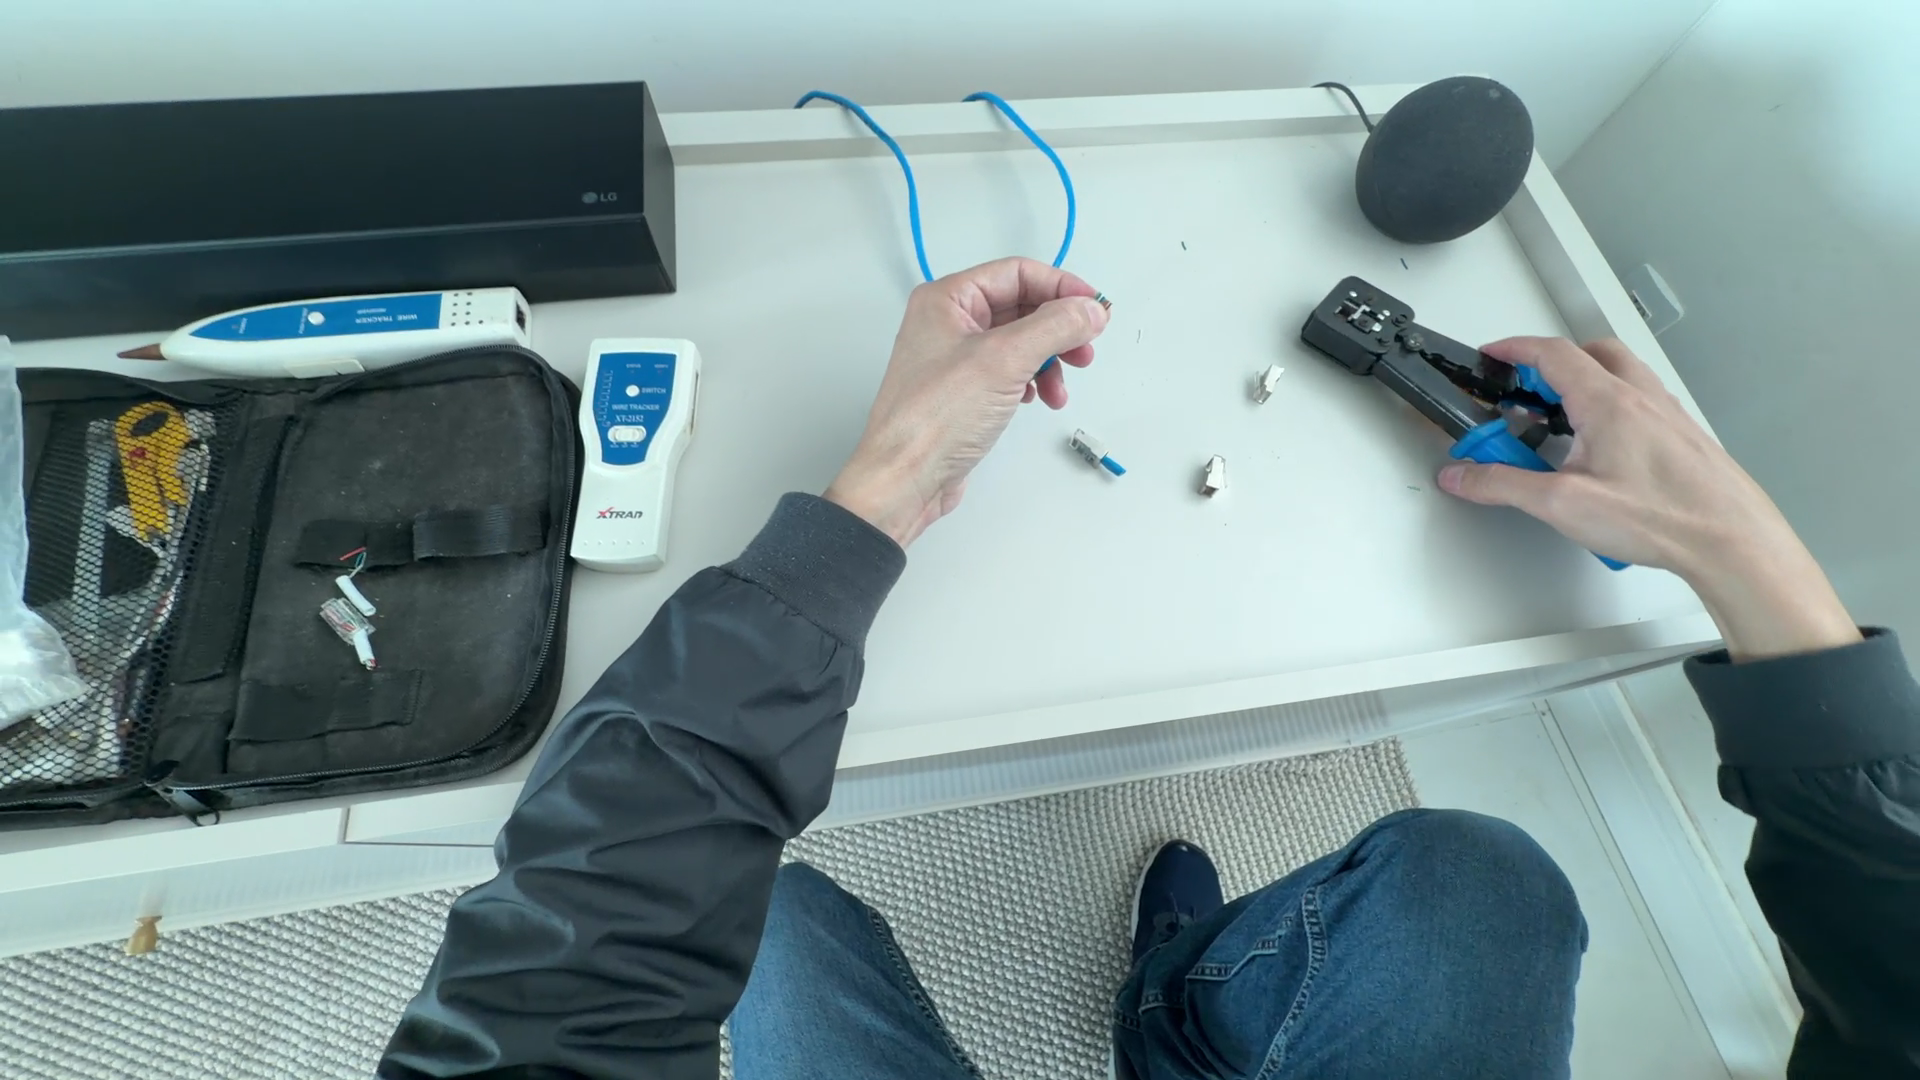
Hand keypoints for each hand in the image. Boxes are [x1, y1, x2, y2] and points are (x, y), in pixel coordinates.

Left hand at [825, 257, 1109, 547]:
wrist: (906, 479)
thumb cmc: (934, 419)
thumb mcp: (1004, 360)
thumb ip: (1054, 327)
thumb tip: (1090, 310)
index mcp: (946, 300)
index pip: (1016, 273)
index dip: (1061, 287)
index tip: (1095, 308)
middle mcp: (947, 325)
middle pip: (1020, 308)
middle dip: (1057, 329)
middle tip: (1084, 350)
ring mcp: (954, 361)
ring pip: (1018, 344)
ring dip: (1048, 361)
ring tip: (1060, 389)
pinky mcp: (963, 394)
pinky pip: (1008, 374)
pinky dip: (1031, 382)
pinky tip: (1038, 399)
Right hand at [1438, 336, 1857, 660]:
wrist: (1732, 544)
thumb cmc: (1659, 518)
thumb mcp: (1559, 503)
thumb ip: (1500, 484)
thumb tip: (1459, 475)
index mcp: (1609, 403)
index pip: (1555, 355)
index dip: (1516, 349)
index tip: (1492, 353)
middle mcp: (1642, 400)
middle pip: (1594, 353)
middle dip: (1552, 360)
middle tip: (1523, 386)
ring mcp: (1667, 417)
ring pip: (1620, 375)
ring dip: (1581, 382)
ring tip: (1552, 419)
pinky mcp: (1679, 438)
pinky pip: (1637, 403)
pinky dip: (1604, 407)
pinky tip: (1590, 446)